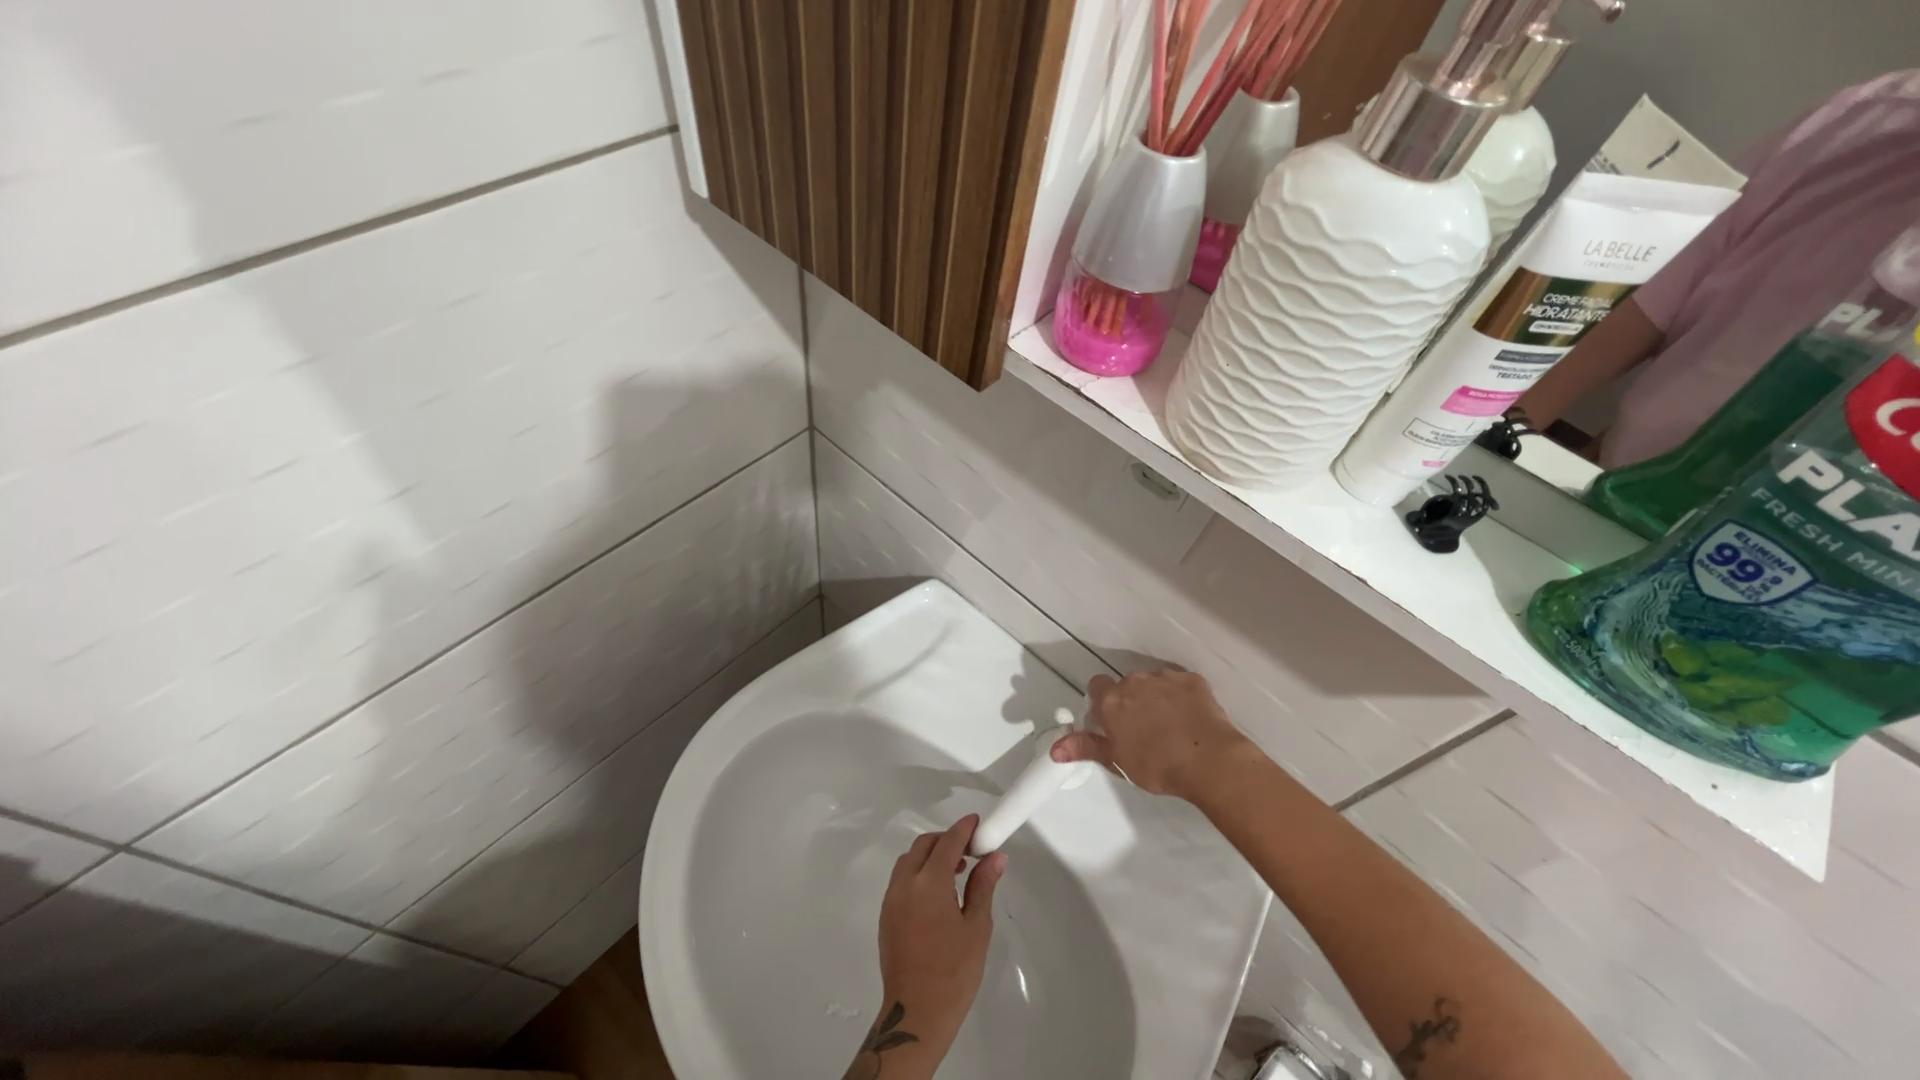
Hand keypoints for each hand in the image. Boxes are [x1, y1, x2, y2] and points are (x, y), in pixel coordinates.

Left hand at [872, 815, 1005, 1048]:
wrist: (917, 1012)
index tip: (978, 824)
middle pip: (922, 847)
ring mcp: (890, 901)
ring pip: (908, 862)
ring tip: (956, 872)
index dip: (963, 829)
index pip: (947, 843)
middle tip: (970, 850)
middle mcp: (904, 886)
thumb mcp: (976, 926)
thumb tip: (994, 857)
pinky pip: (901, 881)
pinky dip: (918, 874)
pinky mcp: (886, 917)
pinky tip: (938, 893)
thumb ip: (983, 886)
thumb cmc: (954, 971)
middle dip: (945, 840)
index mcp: (928, 884)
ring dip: (930, 857)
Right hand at [1051, 669, 1254, 801]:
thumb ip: (1084, 748)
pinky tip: (1189, 719)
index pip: (1096, 687)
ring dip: (1156, 698)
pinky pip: (1181, 685)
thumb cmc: (1156, 765)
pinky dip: (1181, 697)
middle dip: (1130, 702)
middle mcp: (1135, 682)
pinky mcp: (1193, 680)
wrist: (1208, 760)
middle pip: (1126, 685)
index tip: (1111, 723)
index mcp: (1111, 700)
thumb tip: (1055, 749)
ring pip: (1153, 683)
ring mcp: (1166, 678)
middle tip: (1141, 730)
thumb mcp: (1116, 761)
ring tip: (1169, 726)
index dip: (1101, 703)